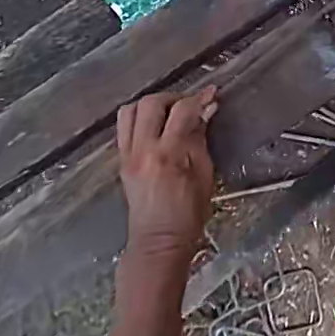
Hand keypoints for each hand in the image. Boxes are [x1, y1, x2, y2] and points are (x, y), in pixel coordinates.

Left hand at [115, 87, 219, 267]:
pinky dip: (140, 119)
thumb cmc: (189, 213)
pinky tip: (156, 127)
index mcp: (168, 154)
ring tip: (169, 113)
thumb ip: (200, 138)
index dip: (200, 98)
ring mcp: (127, 155)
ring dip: (151, 105)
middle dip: (174, 97)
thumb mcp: (204, 174)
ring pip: (130, 111)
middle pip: (151, 103)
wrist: (158, 241)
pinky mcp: (121, 161)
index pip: (182, 111)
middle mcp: (142, 150)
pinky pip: (125, 127)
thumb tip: (206, 110)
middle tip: (189, 105)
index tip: (213, 93)